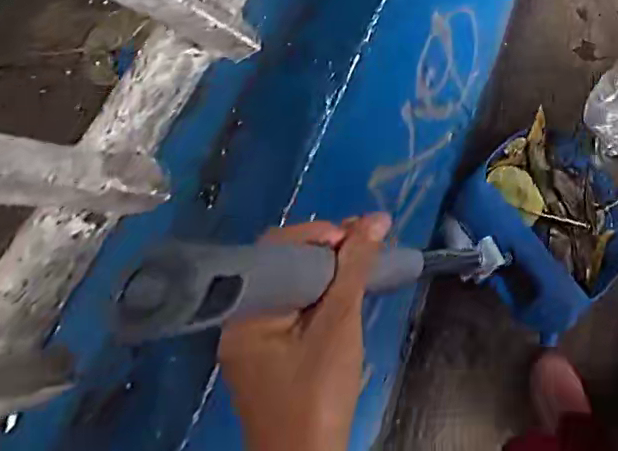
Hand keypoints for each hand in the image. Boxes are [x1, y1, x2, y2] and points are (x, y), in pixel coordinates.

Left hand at [218, 214, 391, 450]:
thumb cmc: (317, 398)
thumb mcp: (339, 324)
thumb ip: (354, 267)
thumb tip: (376, 219)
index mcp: (246, 310)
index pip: (277, 248)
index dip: (316, 235)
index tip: (352, 235)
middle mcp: (241, 320)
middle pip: (284, 264)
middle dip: (325, 249)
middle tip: (363, 242)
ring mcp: (253, 341)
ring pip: (291, 286)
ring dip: (327, 270)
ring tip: (362, 258)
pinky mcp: (269, 357)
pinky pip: (292, 308)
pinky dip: (319, 294)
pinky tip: (346, 289)